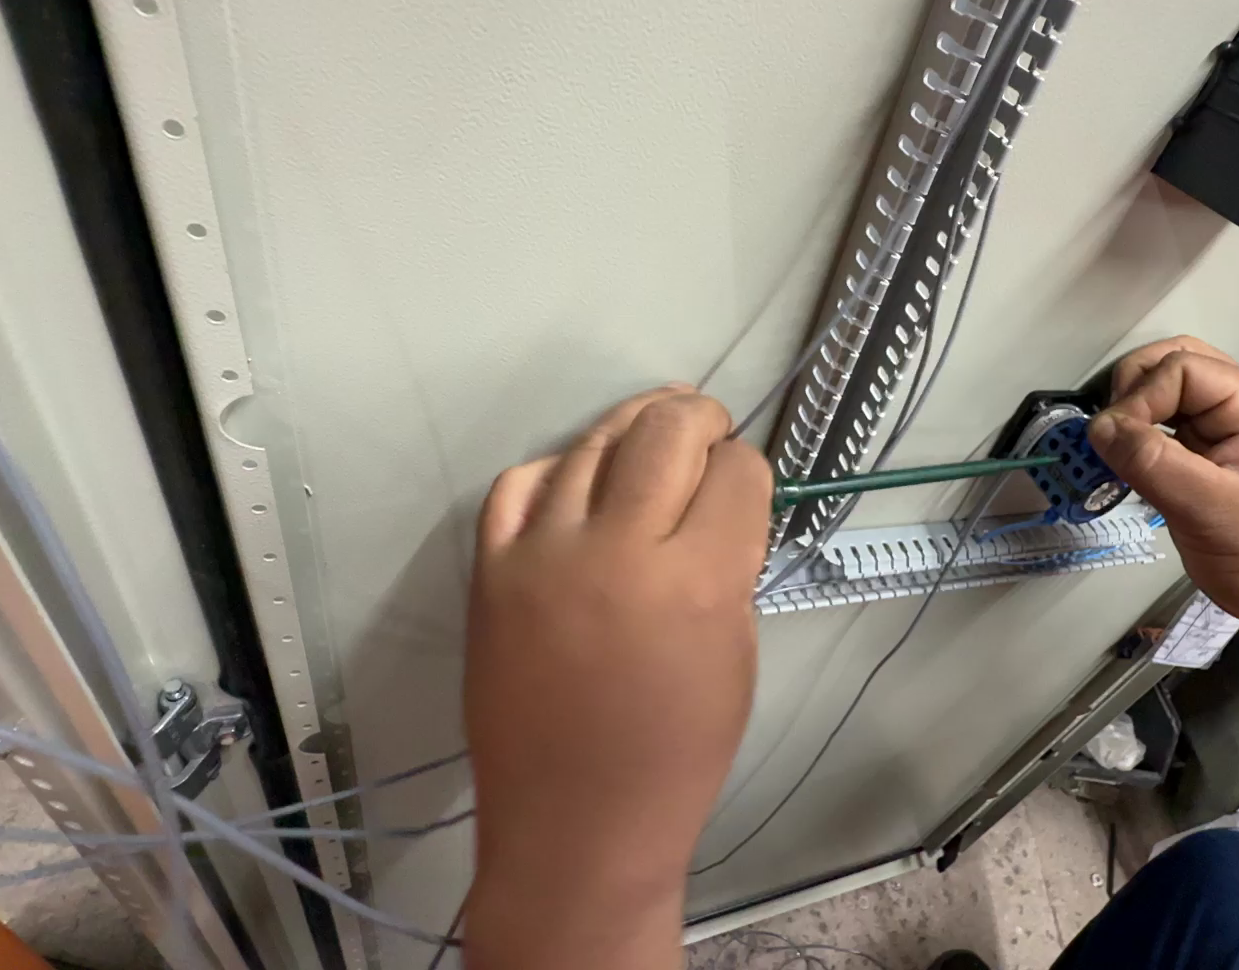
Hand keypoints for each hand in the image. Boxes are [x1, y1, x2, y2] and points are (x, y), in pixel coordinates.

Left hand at [465, 385, 770, 950]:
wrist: (575, 822)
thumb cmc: (677, 750)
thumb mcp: (737, 649)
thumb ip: (731, 561)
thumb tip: (720, 498)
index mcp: (696, 580)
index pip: (737, 472)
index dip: (748, 466)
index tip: (742, 479)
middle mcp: (617, 550)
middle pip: (667, 431)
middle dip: (700, 416)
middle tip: (708, 425)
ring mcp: (542, 555)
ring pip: (594, 443)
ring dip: (635, 425)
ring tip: (653, 428)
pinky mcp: (490, 572)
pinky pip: (521, 483)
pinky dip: (559, 466)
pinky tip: (582, 474)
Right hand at [1086, 337, 1238, 624]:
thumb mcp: (1209, 511)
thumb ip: (1152, 462)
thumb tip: (1097, 426)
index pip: (1182, 368)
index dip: (1139, 397)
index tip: (1113, 445)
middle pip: (1176, 365)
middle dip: (1132, 393)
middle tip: (1111, 438)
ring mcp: (1232, 432)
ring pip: (1169, 394)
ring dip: (1135, 415)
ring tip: (1118, 452)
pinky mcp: (1216, 457)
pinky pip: (1171, 428)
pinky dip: (1142, 439)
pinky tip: (1131, 467)